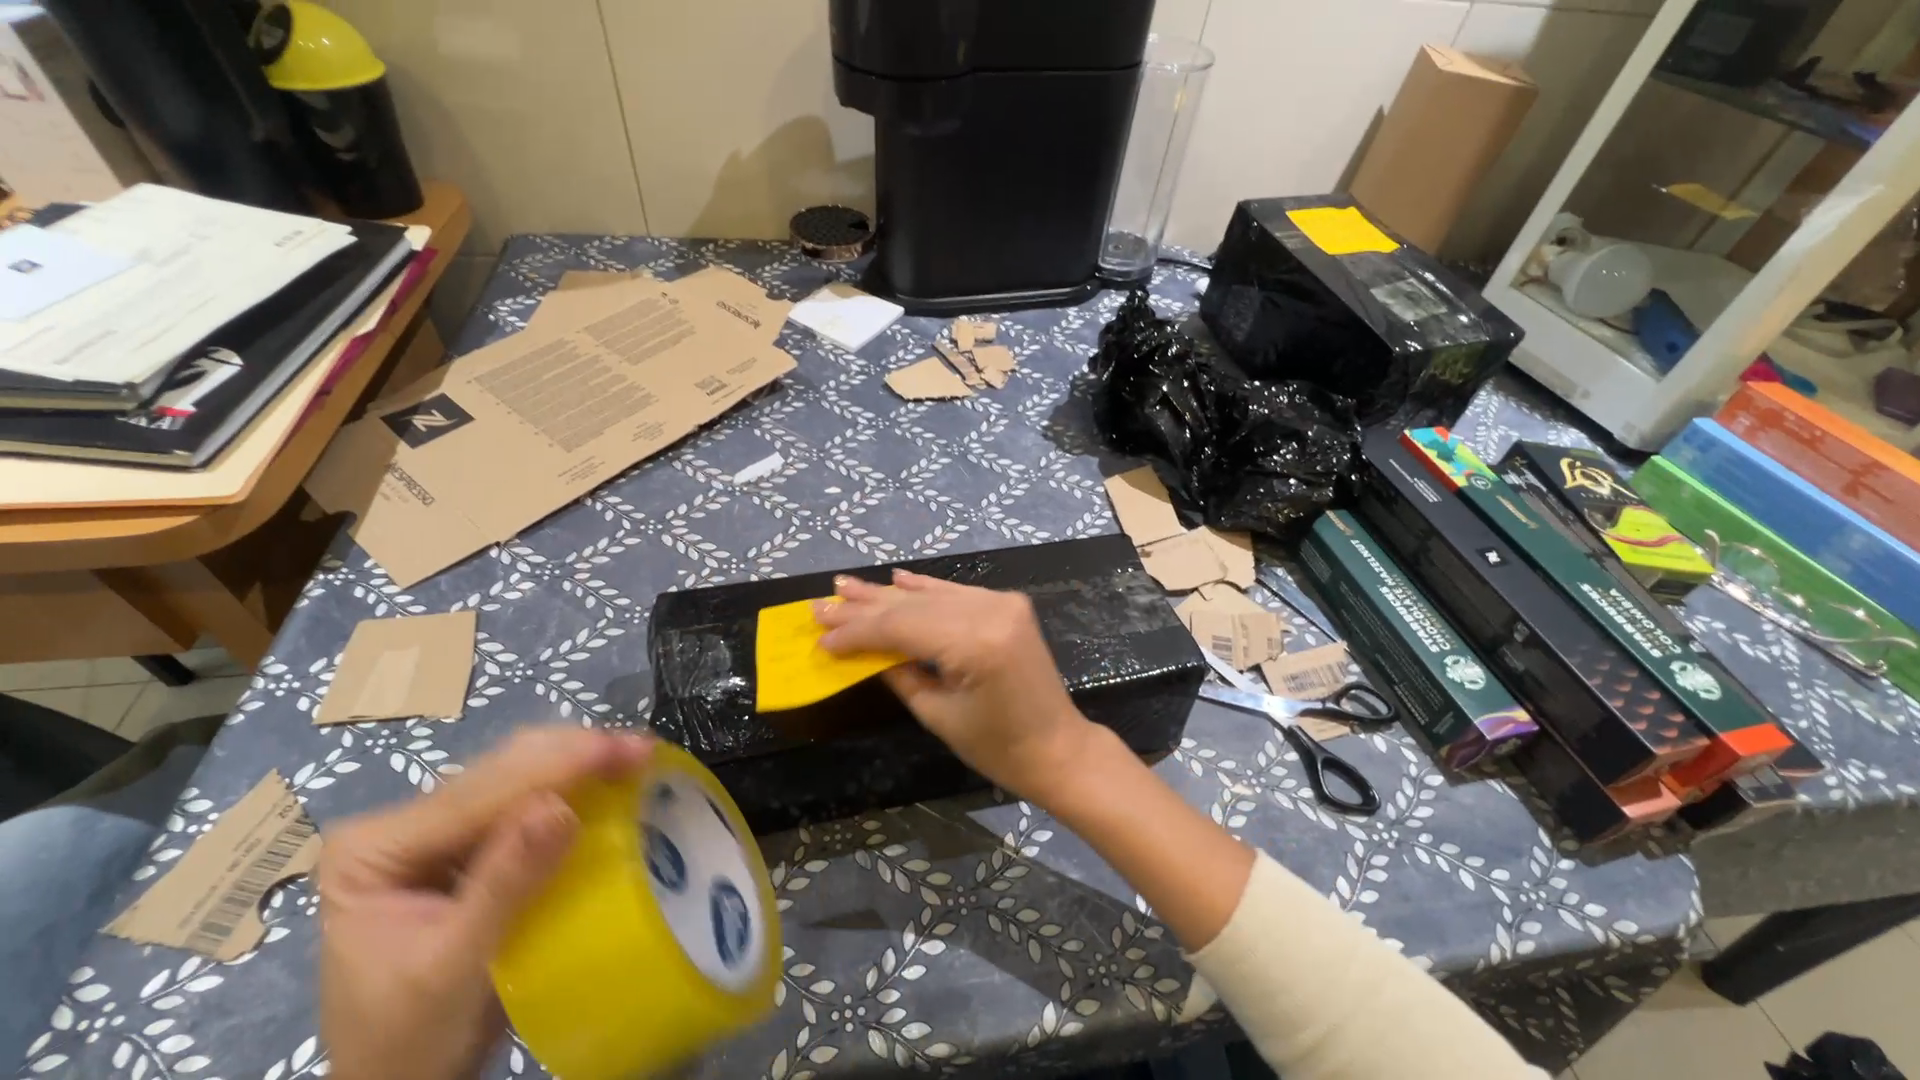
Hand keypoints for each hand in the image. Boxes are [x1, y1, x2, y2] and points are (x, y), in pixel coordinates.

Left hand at [318, 728, 652, 1079]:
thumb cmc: (411, 1040)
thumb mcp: (455, 967)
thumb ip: (505, 884)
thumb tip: (562, 806)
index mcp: (375, 848)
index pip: (477, 793)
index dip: (556, 765)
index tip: (625, 749)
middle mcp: (400, 827)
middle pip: (496, 775)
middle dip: (572, 755)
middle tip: (642, 749)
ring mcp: (432, 837)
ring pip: (513, 782)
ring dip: (576, 767)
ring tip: (635, 758)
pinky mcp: (466, 852)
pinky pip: (522, 809)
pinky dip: (570, 794)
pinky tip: (608, 785)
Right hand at [813, 570, 1098, 802]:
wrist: (1058, 747)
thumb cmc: (998, 747)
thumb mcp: (939, 715)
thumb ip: (899, 674)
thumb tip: (863, 650)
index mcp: (974, 643)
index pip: (900, 628)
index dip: (857, 632)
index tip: (821, 637)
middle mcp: (990, 612)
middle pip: (913, 607)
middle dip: (865, 608)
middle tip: (822, 605)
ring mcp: (1002, 604)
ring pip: (932, 596)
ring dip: (888, 594)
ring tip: (845, 587)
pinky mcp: (1008, 605)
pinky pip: (957, 593)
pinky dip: (926, 589)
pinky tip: (896, 580)